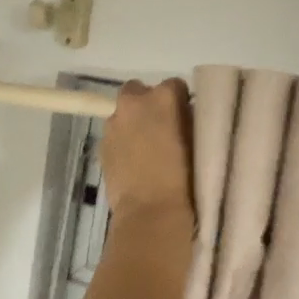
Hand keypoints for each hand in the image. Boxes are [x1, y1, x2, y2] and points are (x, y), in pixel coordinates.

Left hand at [101, 79, 193, 222]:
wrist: (150, 212)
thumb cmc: (184, 179)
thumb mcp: (197, 141)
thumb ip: (187, 120)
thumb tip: (182, 115)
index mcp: (162, 98)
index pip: (173, 85)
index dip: (179, 101)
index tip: (184, 118)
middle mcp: (132, 104)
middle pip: (137, 91)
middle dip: (147, 104)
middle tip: (161, 128)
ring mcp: (113, 125)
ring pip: (123, 114)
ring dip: (133, 123)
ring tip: (146, 149)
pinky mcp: (101, 146)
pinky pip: (114, 135)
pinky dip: (122, 142)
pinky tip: (133, 163)